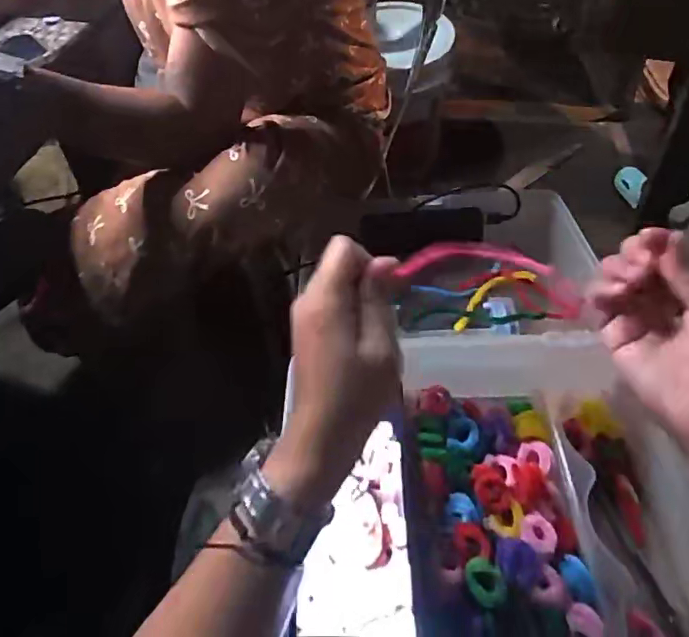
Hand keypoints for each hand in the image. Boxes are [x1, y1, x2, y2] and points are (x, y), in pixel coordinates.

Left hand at [267, 236, 403, 510]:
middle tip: (385, 322)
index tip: (387, 293)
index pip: (343, 246)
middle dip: (366, 282)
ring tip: (375, 340)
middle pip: (339, 264)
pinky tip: (360, 348)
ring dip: (360, 301)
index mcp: (324, 297)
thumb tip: (384, 260)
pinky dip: (349, 315)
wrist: (319, 441)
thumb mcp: (381, 347)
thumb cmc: (356, 396)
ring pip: (336, 285)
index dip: (370, 260)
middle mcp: (306, 298)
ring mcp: (302, 315)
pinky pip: (329, 304)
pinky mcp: (304, 331)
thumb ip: (379, 298)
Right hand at [591, 228, 688, 446]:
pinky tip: (616, 294)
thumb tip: (669, 235)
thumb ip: (688, 275)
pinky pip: (598, 304)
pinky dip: (601, 290)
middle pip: (633, 260)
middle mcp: (658, 299)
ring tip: (631, 281)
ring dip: (617, 269)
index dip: (654, 241)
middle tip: (643, 264)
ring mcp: (634, 316)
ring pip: (612, 277)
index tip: (651, 237)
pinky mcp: (613, 337)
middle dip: (633, 253)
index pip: (663, 254)